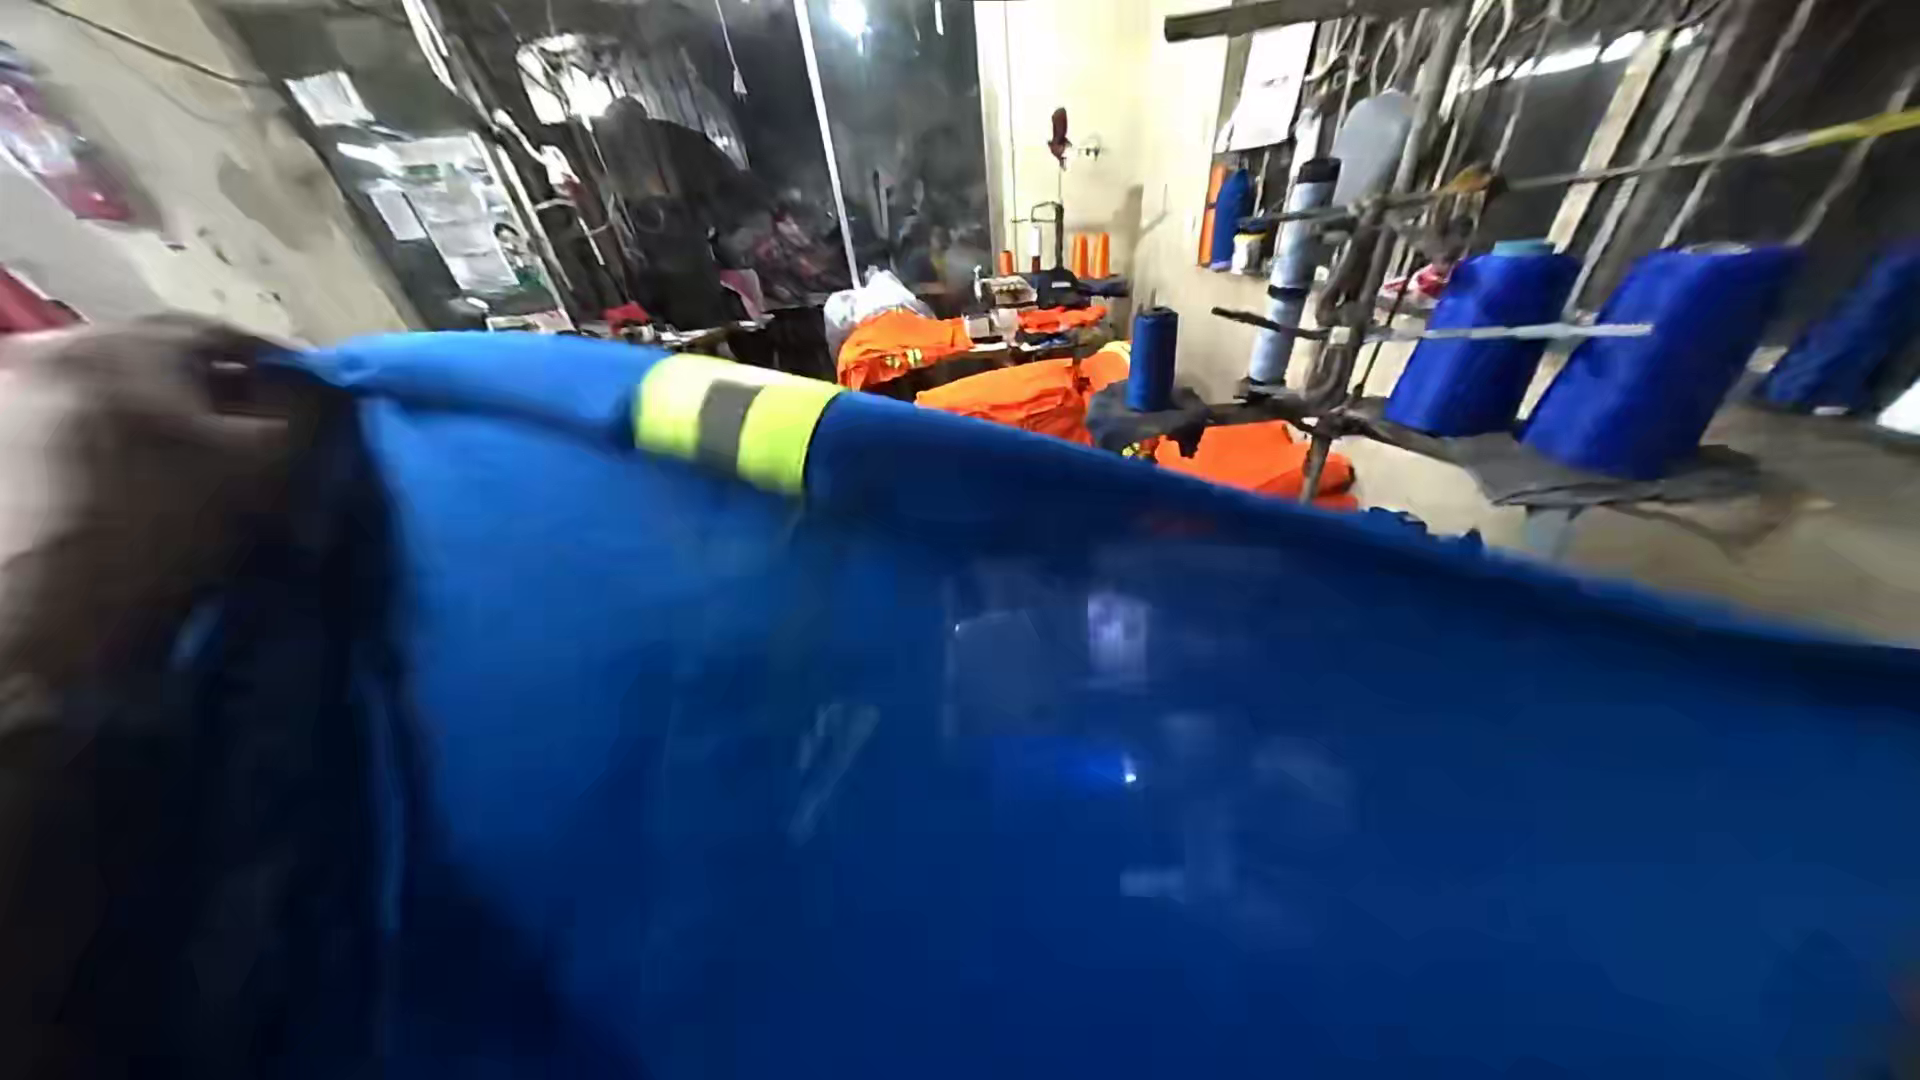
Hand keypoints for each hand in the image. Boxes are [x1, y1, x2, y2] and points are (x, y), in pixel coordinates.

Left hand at [0, 316, 302, 685]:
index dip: (282, 363)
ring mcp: (5, 395)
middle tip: (266, 426)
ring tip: (208, 452)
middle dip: (222, 386)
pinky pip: (84, 413)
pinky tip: (153, 469)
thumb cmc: (176, 520)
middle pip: (164, 357)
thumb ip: (311, 405)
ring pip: (122, 386)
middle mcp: (42, 352)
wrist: (53, 605)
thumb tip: (323, 380)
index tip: (317, 397)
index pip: (221, 333)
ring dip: (173, 409)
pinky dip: (131, 430)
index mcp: (115, 347)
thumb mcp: (275, 459)